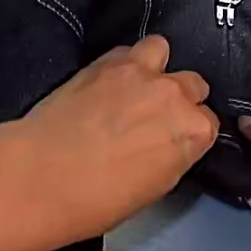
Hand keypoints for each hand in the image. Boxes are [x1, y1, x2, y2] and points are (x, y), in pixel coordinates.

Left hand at [11, 35, 218, 238]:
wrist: (42, 176)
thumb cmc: (98, 200)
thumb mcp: (155, 188)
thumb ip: (174, 155)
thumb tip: (170, 143)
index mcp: (194, 132)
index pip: (208, 123)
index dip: (189, 132)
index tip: (172, 140)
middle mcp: (175, 95)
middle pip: (194, 84)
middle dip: (179, 98)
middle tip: (153, 116)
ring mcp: (142, 72)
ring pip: (162, 50)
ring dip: (154, 67)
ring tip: (135, 86)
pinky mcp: (107, 60)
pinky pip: (127, 50)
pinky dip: (123, 63)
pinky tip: (108, 82)